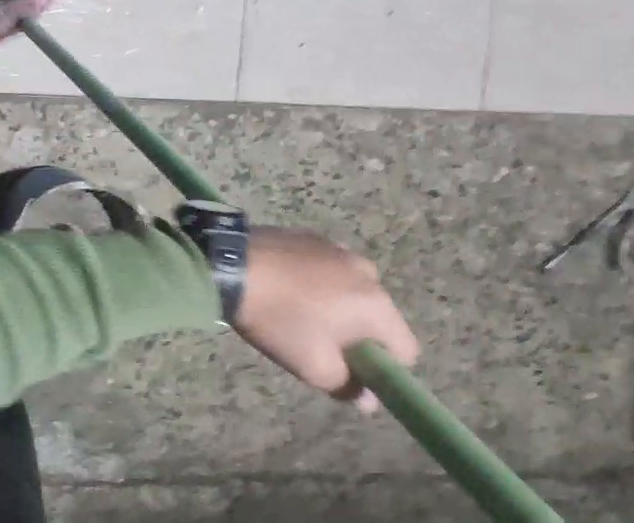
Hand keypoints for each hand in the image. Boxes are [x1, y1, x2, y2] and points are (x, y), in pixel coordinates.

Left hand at [232, 227, 419, 413]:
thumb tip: (369, 399)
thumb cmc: (279, 318)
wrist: (227, 264)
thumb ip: (349, 387)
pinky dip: (313, 280)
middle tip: (317, 340)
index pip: (405, 350)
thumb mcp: (314, 367)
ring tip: (294, 311)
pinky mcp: (306, 234)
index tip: (352, 370)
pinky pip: (324, 267)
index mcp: (377, 304)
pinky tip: (282, 285)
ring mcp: (335, 246)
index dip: (384, 369)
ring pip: (349, 289)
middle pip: (377, 316)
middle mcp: (365, 270)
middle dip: (356, 332)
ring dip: (334, 304)